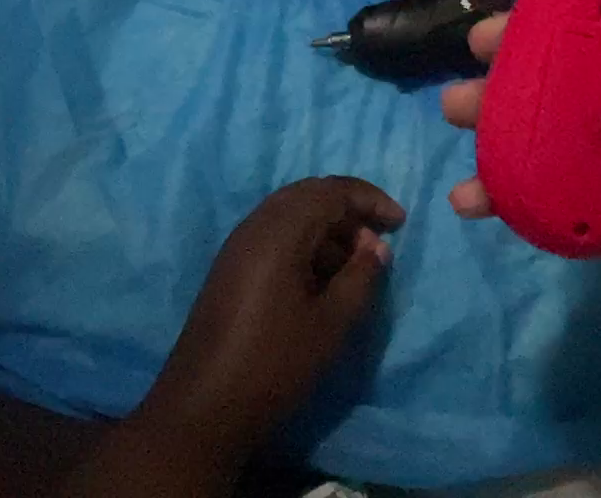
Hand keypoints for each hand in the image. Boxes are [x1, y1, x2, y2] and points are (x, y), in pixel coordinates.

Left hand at [136, 177, 404, 461]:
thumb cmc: (273, 364)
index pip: (332, 191)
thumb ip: (360, 277)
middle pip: (310, 194)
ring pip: (291, 213)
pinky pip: (275, 233)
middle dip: (349, 209)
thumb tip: (377, 247)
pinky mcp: (231, 266)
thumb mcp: (330, 323)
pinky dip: (305, 241)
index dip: (370, 199)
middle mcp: (256, 226)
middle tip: (378, 237)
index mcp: (279, 231)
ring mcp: (239, 245)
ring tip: (355, 262)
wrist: (201, 411)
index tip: (399, 222)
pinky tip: (322, 275)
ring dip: (327, 226)